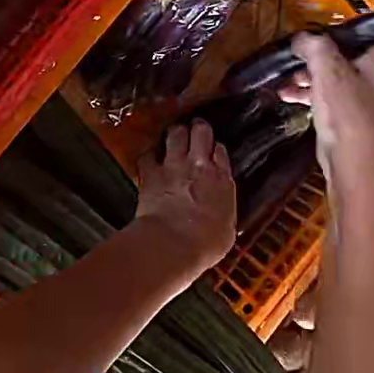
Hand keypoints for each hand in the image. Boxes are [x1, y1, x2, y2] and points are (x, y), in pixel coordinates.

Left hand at [134, 120, 235, 271]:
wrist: (173, 244)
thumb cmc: (203, 244)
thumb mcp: (226, 230)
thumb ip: (223, 213)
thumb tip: (220, 217)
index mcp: (221, 181)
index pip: (221, 152)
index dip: (215, 149)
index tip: (212, 151)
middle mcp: (199, 166)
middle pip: (201, 132)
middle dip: (198, 128)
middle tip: (195, 129)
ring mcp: (173, 166)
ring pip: (176, 134)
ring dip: (175, 133)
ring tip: (174, 135)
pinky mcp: (151, 174)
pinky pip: (148, 155)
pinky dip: (148, 156)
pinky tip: (148, 158)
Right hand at [277, 34, 373, 178]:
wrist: (355, 164)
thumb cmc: (350, 115)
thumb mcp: (327, 70)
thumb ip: (314, 47)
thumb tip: (302, 39)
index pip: (373, 29)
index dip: (347, 27)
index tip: (323, 28)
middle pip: (351, 53)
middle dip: (321, 54)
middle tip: (299, 54)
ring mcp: (371, 98)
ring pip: (339, 76)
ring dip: (313, 74)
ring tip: (288, 77)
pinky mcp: (356, 118)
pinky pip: (333, 97)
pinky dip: (314, 93)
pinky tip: (289, 95)